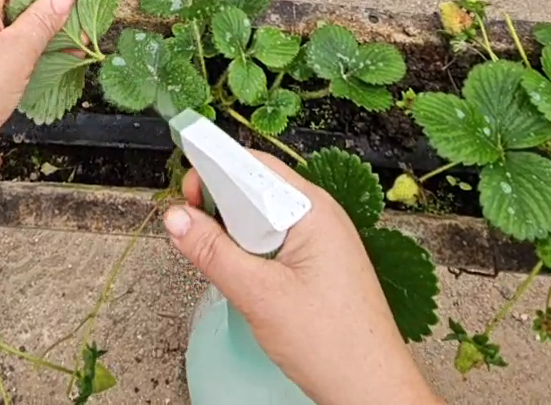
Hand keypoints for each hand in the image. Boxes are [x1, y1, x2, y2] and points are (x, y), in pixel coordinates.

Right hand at [164, 153, 439, 404]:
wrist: (375, 396)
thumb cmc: (331, 346)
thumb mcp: (259, 295)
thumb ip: (212, 252)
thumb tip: (175, 217)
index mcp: (312, 209)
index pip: (253, 167)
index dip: (215, 171)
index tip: (185, 190)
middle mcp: (318, 215)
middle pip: (256, 188)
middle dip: (219, 203)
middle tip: (192, 227)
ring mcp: (321, 239)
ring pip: (262, 216)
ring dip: (233, 229)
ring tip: (216, 255)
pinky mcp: (318, 262)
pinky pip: (274, 239)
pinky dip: (249, 248)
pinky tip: (240, 271)